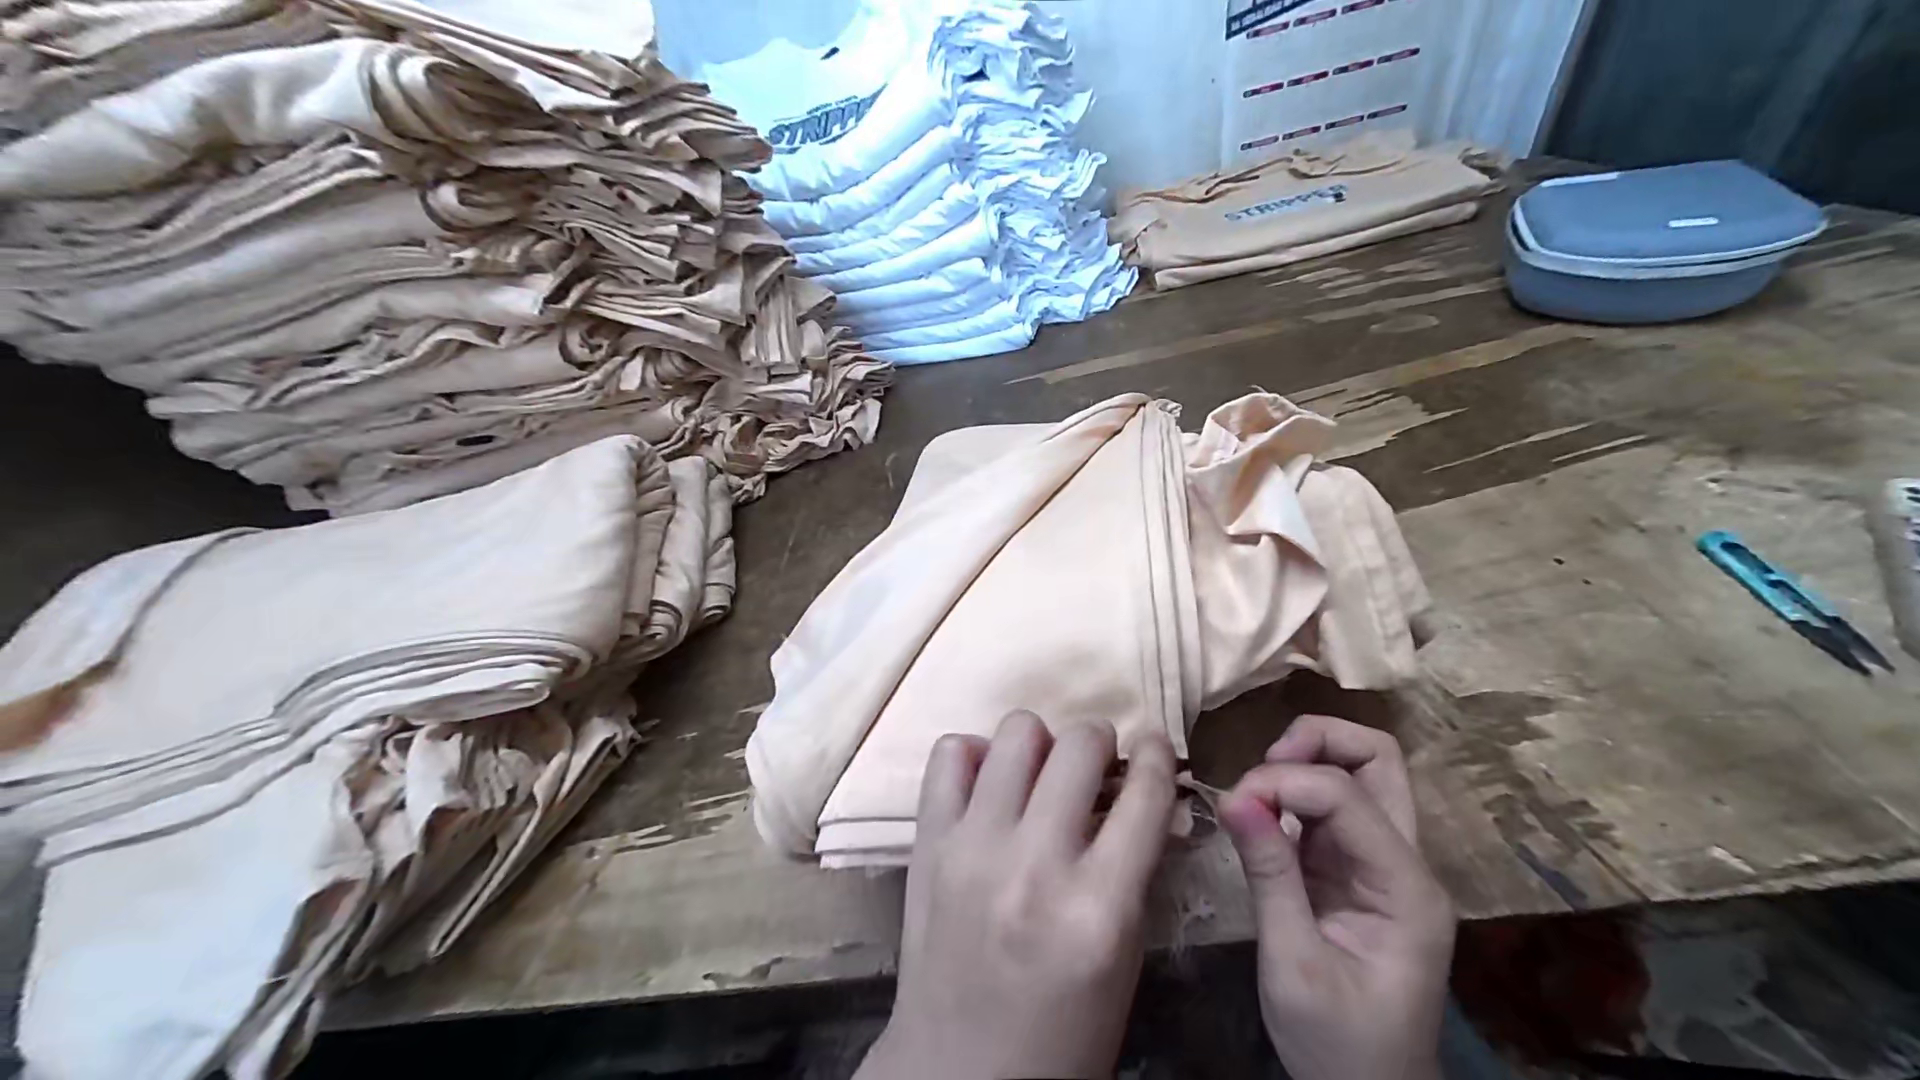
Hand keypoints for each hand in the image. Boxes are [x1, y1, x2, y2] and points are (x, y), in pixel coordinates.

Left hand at [856, 710, 1177, 1079]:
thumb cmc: (1062, 1031)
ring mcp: (974, 846)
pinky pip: (949, 753)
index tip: (1153, 745)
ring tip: (1042, 773)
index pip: (1144, 795)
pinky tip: (990, 783)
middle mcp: (1035, 865)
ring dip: (1042, 743)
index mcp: (1098, 910)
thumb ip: (1137, 871)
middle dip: (1100, 742)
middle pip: (1078, 745)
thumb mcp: (1123, 959)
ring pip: (1016, 732)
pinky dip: (977, 755)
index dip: (1156, 756)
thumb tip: (1145, 795)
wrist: (959, 1073)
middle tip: (1096, 766)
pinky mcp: (928, 842)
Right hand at [1218, 715, 1454, 1079]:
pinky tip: (1262, 812)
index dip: (1283, 781)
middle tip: (1261, 767)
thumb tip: (1234, 797)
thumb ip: (1269, 876)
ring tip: (1257, 789)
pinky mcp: (1353, 867)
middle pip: (1378, 758)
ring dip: (1304, 760)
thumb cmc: (1337, 1045)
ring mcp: (1381, 862)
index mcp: (1405, 888)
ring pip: (1359, 771)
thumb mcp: (1293, 965)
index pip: (1346, 795)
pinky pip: (1331, 803)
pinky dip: (1293, 790)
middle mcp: (1404, 862)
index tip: (1232, 805)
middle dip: (1315, 741)